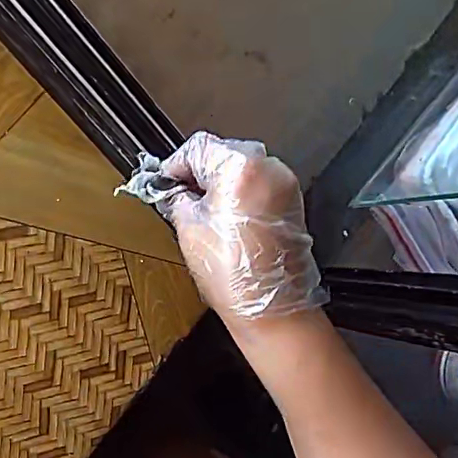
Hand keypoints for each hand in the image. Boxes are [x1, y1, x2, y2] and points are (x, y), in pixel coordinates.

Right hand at [162, 132, 325, 321]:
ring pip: (242, 169)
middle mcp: (268, 168)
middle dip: (199, 173)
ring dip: (220, 184)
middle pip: (222, 153)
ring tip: (203, 212)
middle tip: (179, 196)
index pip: (198, 147)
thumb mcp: (190, 231)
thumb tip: (172, 190)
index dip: (175, 164)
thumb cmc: (236, 278)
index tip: (165, 180)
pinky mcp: (292, 202)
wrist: (272, 309)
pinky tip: (226, 220)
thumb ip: (178, 200)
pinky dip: (240, 195)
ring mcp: (284, 184)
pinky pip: (259, 185)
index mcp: (240, 168)